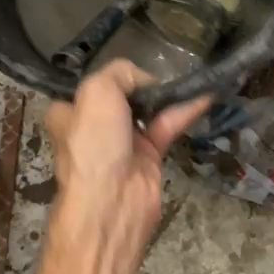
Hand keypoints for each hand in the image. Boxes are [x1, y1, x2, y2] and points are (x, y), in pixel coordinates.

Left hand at [42, 60, 210, 261]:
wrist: (111, 203)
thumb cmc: (94, 143)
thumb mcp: (96, 91)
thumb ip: (120, 73)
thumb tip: (145, 81)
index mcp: (69, 114)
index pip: (88, 88)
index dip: (109, 77)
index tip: (129, 70)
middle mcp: (93, 127)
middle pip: (121, 96)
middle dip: (142, 84)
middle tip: (163, 71)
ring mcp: (121, 143)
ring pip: (147, 110)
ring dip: (167, 95)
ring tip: (191, 77)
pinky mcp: (148, 156)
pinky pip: (167, 126)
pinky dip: (184, 111)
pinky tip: (204, 96)